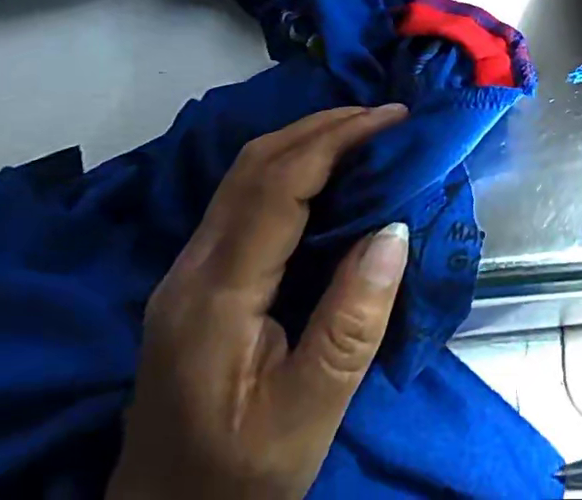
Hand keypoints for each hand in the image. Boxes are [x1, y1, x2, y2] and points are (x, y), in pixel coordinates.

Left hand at [108, 105, 411, 499]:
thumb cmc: (238, 481)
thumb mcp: (308, 418)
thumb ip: (350, 325)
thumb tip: (395, 230)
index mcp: (216, 295)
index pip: (276, 186)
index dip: (335, 140)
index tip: (392, 119)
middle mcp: (192, 266)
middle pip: (253, 165)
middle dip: (321, 127)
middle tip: (384, 118)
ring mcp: (187, 269)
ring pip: (243, 176)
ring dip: (303, 142)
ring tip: (363, 134)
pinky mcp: (195, 278)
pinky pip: (243, 199)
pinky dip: (289, 170)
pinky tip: (324, 177)